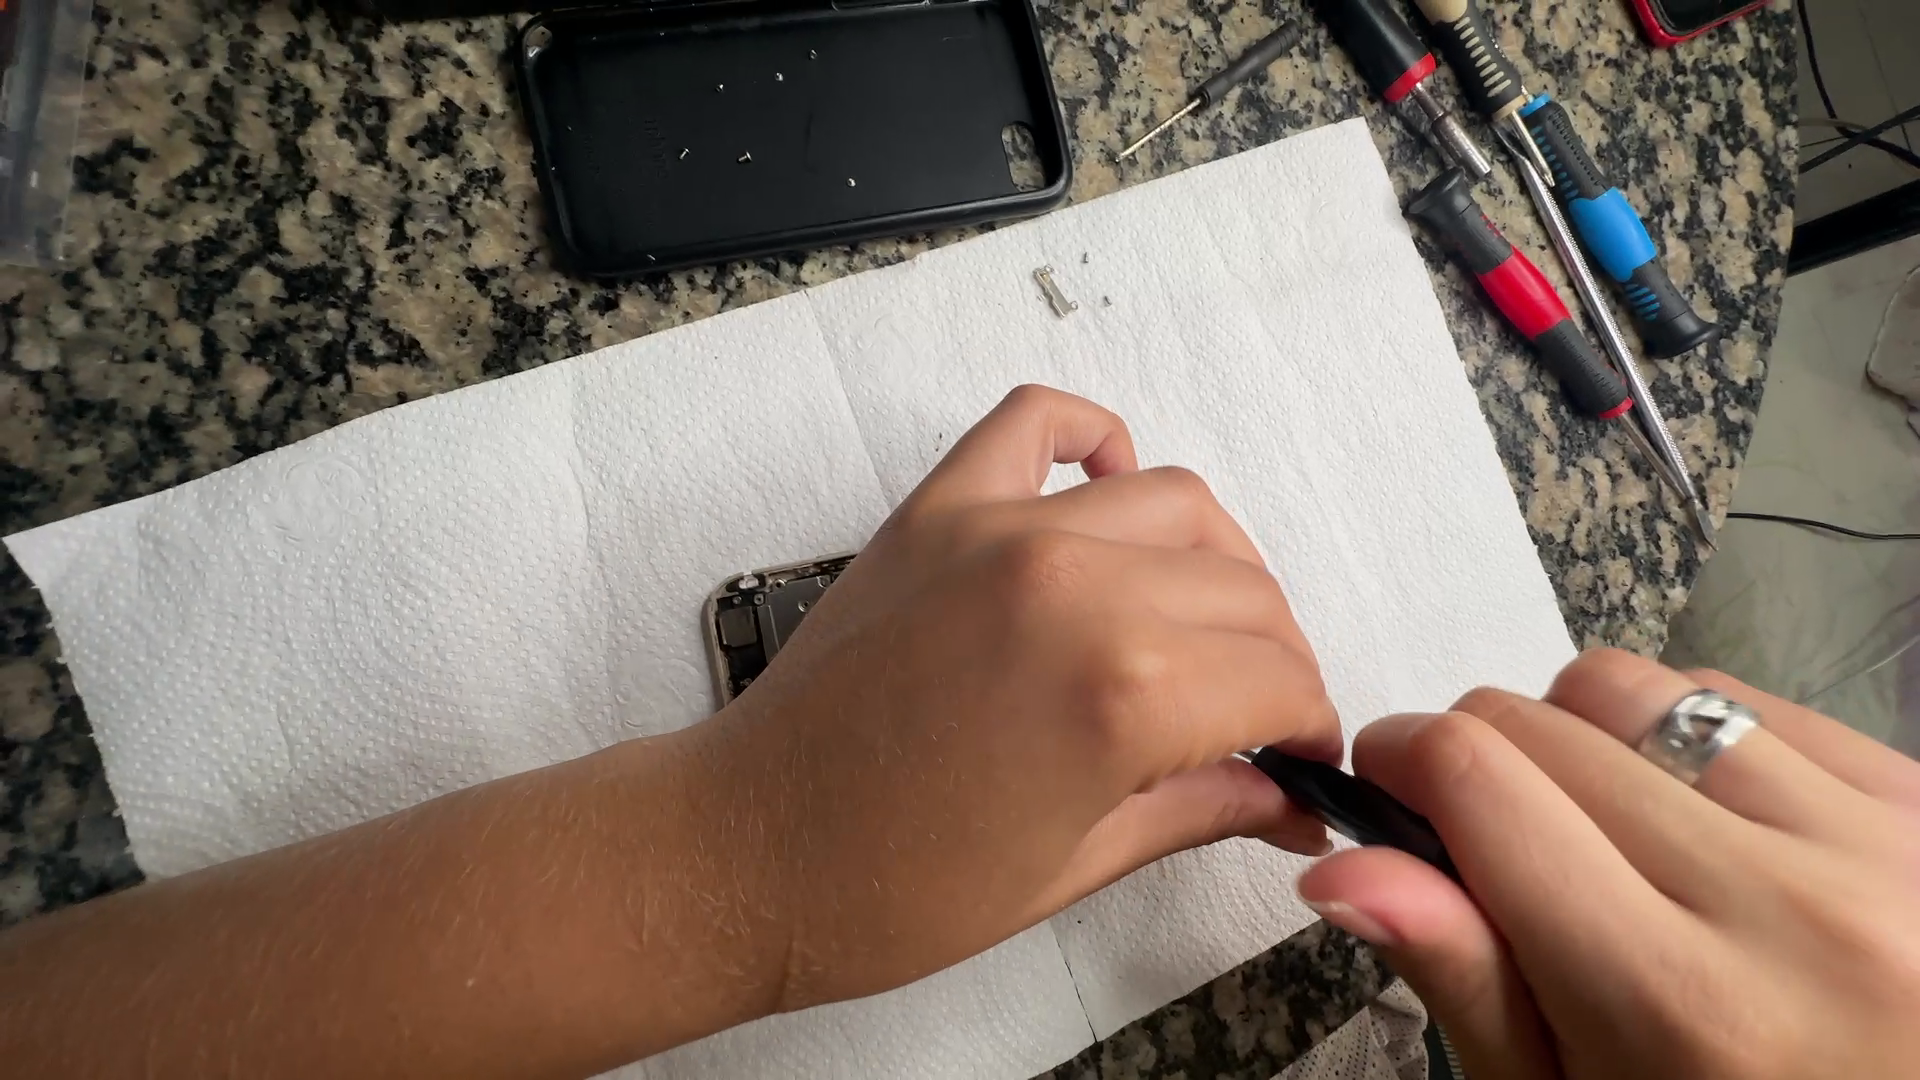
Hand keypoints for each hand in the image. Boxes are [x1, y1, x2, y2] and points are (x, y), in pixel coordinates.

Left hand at [680, 385, 1341, 1014]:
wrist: (750, 845)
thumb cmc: (888, 884)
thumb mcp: (1075, 866)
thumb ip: (1201, 808)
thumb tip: (1285, 797)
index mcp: (1117, 693)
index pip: (1278, 677)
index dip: (1307, 722)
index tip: (1299, 750)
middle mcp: (1067, 586)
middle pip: (1241, 588)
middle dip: (1275, 654)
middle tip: (1258, 704)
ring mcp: (996, 531)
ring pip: (1172, 499)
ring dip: (1214, 558)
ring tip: (1200, 616)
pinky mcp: (937, 509)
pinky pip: (1034, 421)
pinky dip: (1089, 435)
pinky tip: (1107, 482)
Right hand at [1298, 648, 1919, 1079]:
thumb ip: (1456, 972)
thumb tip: (1332, 869)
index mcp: (1676, 997)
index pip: (1467, 771)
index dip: (1394, 757)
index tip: (1390, 793)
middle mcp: (1793, 904)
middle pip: (1527, 718)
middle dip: (1471, 756)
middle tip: (1498, 838)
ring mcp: (1892, 849)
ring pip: (1621, 685)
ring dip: (1570, 733)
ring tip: (1601, 820)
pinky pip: (1735, 696)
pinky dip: (1672, 732)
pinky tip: (1696, 817)